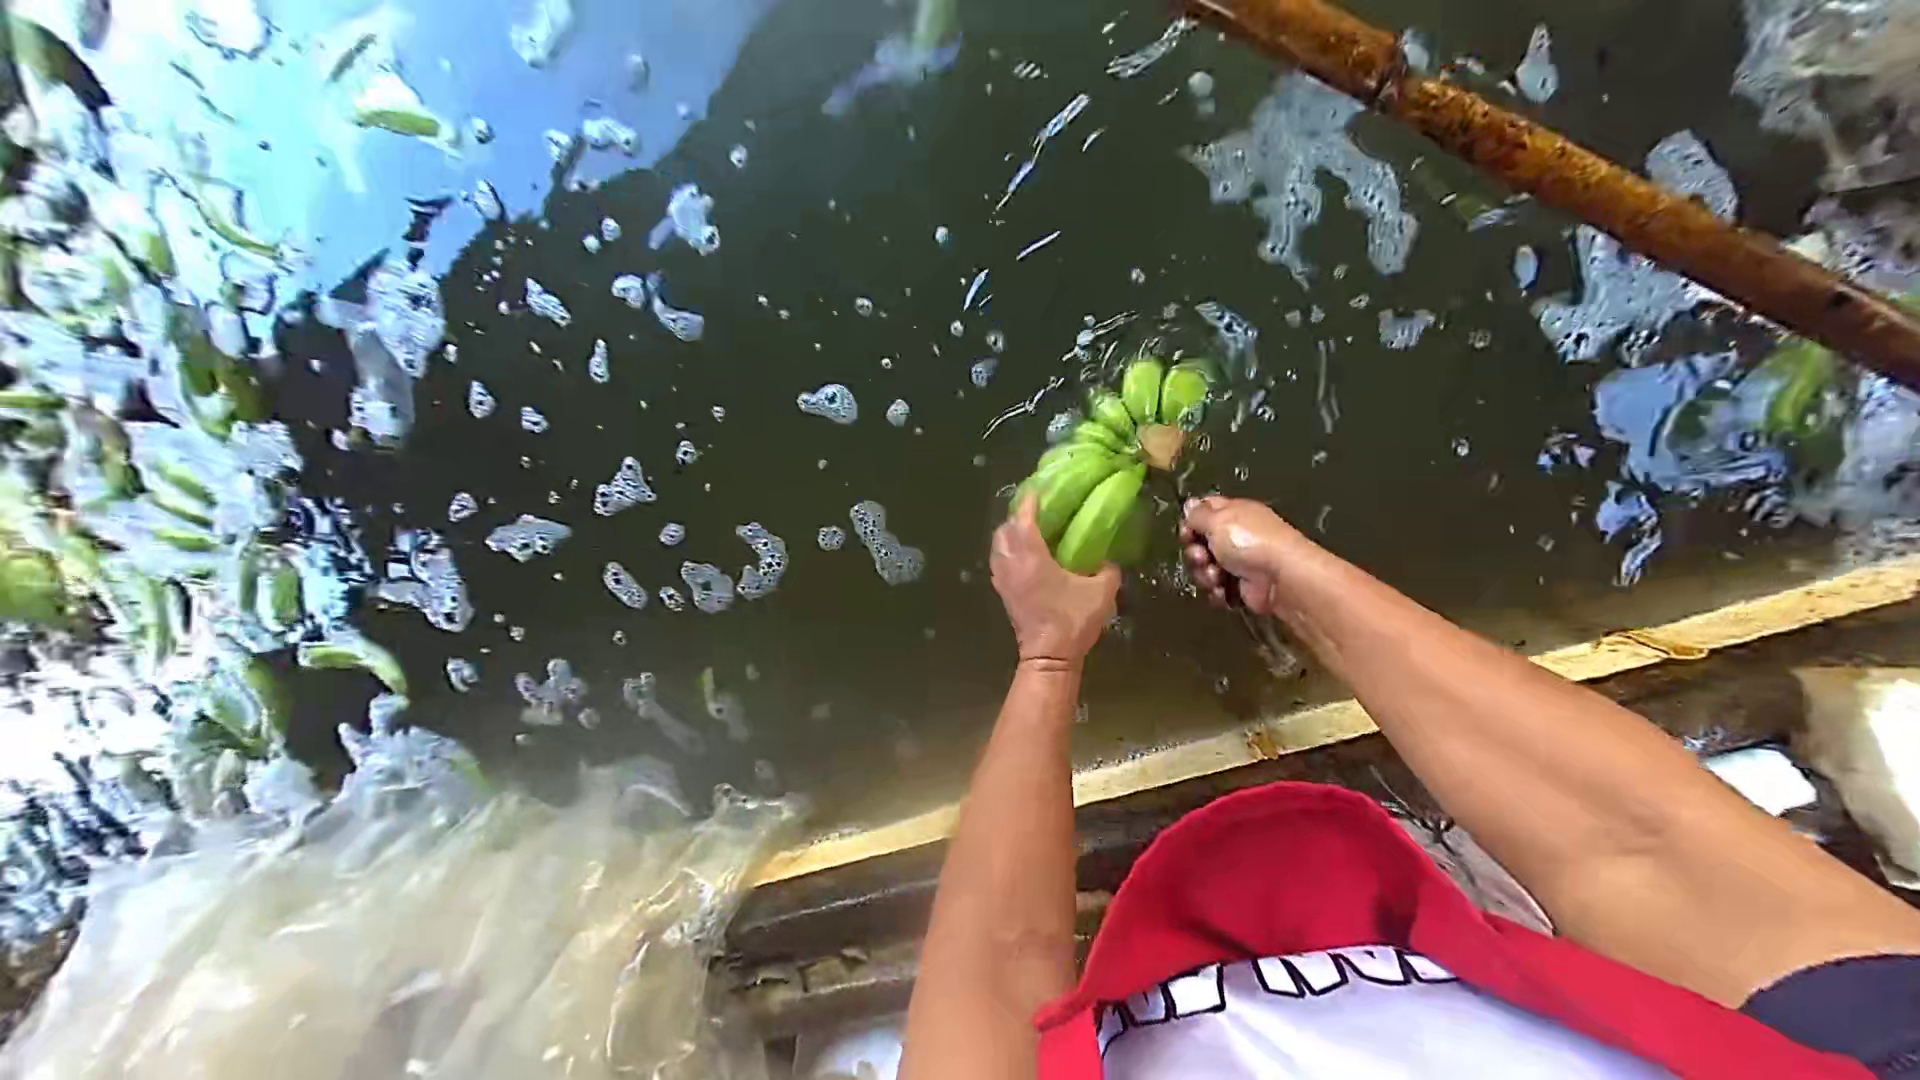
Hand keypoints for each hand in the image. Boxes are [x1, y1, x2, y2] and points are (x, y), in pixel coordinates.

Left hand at [991, 496, 1120, 665]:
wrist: (1049, 656)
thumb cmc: (1072, 620)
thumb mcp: (1101, 591)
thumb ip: (1108, 569)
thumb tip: (1109, 558)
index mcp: (1031, 557)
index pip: (1024, 519)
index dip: (1031, 502)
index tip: (1040, 490)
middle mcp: (1011, 563)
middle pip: (1005, 530)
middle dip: (1017, 516)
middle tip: (1037, 511)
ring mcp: (1003, 579)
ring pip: (998, 546)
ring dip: (1010, 534)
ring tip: (1030, 531)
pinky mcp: (1003, 593)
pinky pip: (1000, 562)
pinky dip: (1008, 552)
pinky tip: (1025, 556)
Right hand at [1180, 495, 1296, 614]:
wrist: (1281, 578)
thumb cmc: (1249, 542)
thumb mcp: (1218, 520)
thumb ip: (1198, 513)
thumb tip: (1190, 504)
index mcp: (1235, 514)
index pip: (1205, 513)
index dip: (1191, 523)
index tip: (1186, 533)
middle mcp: (1237, 536)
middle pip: (1200, 544)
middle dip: (1195, 554)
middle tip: (1202, 557)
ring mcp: (1240, 563)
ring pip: (1205, 569)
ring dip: (1205, 574)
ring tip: (1217, 576)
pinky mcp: (1242, 587)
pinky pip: (1217, 589)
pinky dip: (1217, 591)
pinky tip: (1223, 589)